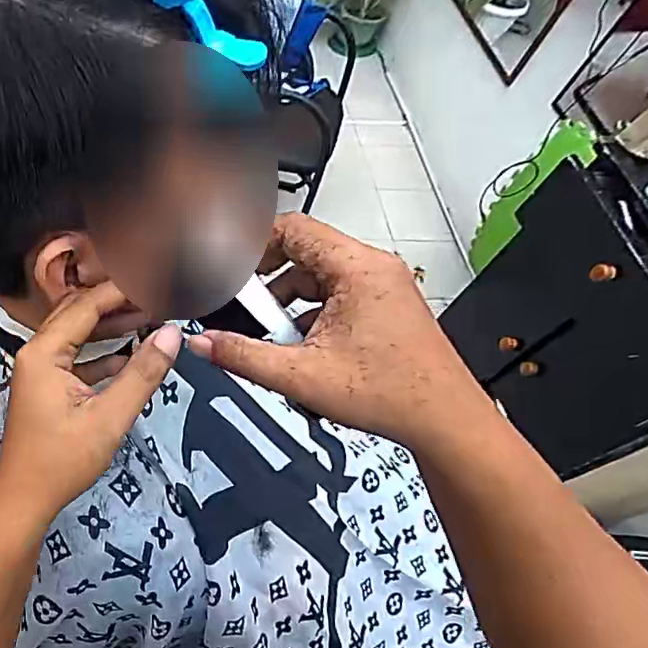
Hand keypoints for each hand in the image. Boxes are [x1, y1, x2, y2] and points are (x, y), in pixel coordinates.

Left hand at [0, 282, 181, 521]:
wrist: (25, 500)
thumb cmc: (58, 463)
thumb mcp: (109, 417)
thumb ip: (142, 374)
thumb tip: (171, 335)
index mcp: (43, 354)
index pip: (86, 305)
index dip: (122, 291)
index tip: (155, 281)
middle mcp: (36, 355)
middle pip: (78, 313)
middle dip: (117, 303)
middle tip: (155, 296)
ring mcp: (38, 371)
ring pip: (77, 335)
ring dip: (111, 327)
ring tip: (149, 318)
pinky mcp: (46, 388)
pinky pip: (76, 358)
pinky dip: (102, 353)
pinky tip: (130, 355)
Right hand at [187, 213, 484, 447]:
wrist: (442, 420)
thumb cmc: (395, 394)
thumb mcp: (300, 376)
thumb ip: (242, 356)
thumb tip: (206, 344)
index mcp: (357, 269)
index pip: (292, 228)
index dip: (253, 245)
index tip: (231, 268)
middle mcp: (374, 268)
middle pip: (302, 251)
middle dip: (267, 280)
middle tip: (246, 308)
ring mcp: (381, 286)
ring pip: (317, 275)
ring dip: (287, 300)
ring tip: (274, 335)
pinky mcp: (382, 305)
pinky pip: (334, 293)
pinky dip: (309, 312)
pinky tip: (299, 346)